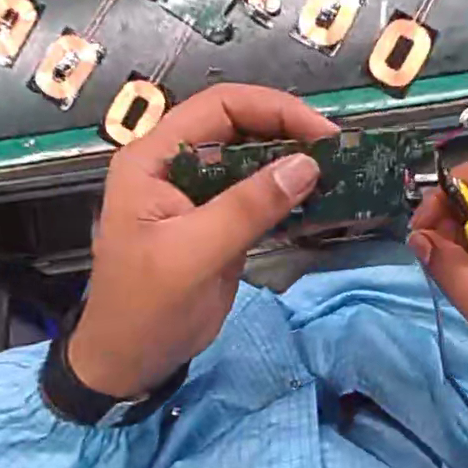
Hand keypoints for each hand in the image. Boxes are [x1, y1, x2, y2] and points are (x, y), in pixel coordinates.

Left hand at [69, 85, 339, 398]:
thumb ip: (246, 207)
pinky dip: (288, 196)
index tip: (321, 133)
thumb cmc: (144, 307)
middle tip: (338, 154)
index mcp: (154, 158)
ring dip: (293, 164)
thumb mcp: (191, 254)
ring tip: (338, 173)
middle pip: (239, 127)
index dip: (273, 109)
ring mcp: (198, 194)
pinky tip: (320, 201)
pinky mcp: (218, 222)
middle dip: (289, 133)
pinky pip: (257, 196)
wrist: (129, 360)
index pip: (218, 107)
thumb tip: (307, 164)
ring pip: (252, 160)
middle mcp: (175, 165)